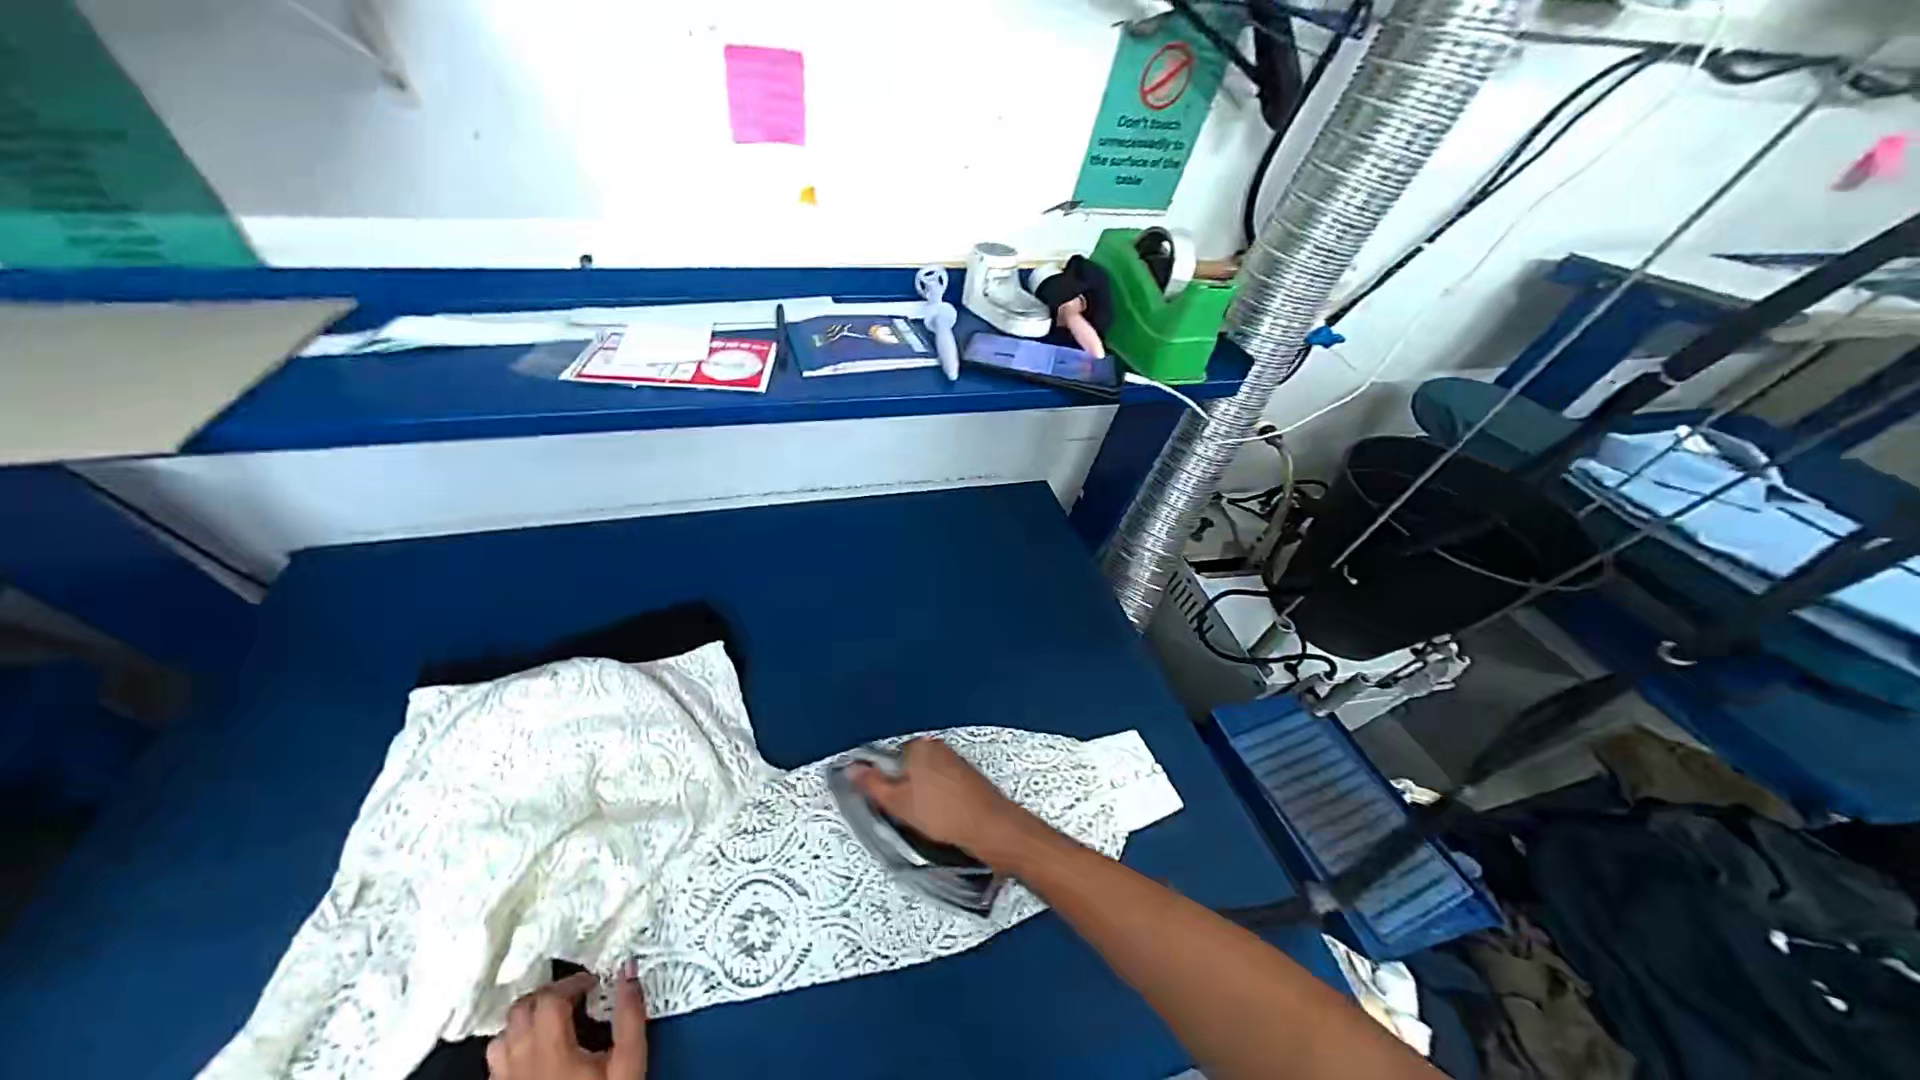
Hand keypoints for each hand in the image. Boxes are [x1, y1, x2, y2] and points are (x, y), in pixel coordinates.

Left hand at [487, 969, 646, 1079]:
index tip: (593, 983)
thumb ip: (630, 1015)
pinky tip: (536, 1051)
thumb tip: (628, 973)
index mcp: (552, 1052)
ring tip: (553, 1020)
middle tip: (575, 994)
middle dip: (549, 993)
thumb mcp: (628, 1064)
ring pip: (502, 1036)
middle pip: (521, 1010)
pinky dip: (514, 1045)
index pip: (550, 998)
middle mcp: (521, 1065)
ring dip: (526, 1019)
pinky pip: (496, 1062)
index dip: (573, 982)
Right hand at [848, 737, 1038, 862]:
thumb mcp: (897, 803)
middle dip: (901, 789)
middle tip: (903, 813)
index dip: (880, 782)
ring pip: (924, 779)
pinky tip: (941, 819)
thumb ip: (871, 783)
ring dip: (920, 796)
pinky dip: (937, 801)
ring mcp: (953, 762)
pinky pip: (941, 787)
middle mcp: (937, 748)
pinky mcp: (965, 778)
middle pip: (905, 767)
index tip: (881, 799)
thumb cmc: (950, 815)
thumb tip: (852, 770)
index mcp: (918, 746)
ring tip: (925, 819)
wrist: (989, 829)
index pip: (885, 757)